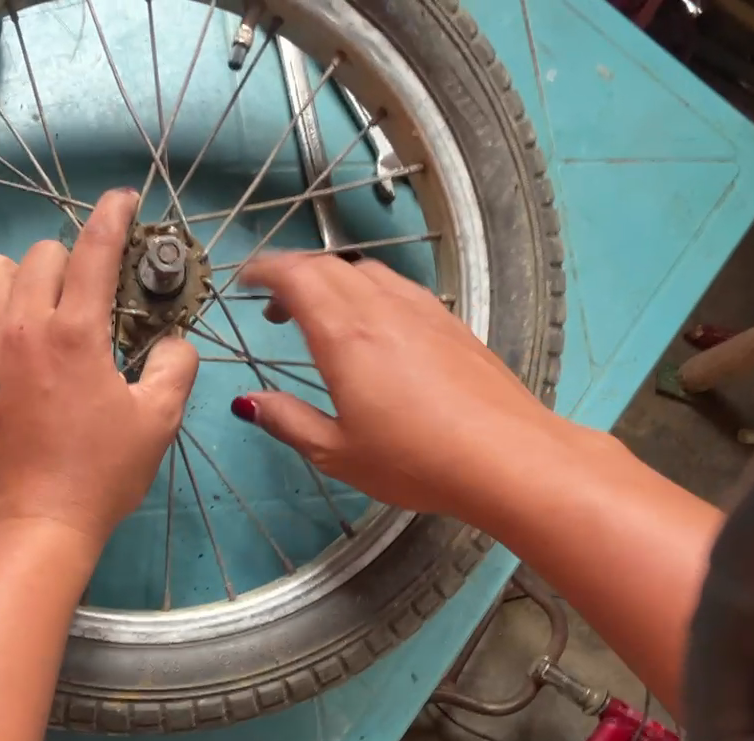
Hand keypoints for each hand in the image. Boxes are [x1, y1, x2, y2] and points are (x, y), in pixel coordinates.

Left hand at [0, 189, 198, 545]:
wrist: (43, 523)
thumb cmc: (104, 473)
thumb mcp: (159, 420)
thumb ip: (176, 365)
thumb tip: (173, 340)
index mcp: (76, 332)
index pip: (94, 248)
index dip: (112, 214)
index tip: (122, 201)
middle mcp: (23, 328)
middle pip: (39, 255)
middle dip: (68, 262)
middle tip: (85, 296)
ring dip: (16, 281)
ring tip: (34, 311)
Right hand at [232, 254, 562, 516]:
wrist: (506, 458)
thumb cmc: (413, 460)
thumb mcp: (336, 452)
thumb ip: (287, 421)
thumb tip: (250, 403)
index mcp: (345, 335)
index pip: (297, 277)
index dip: (266, 270)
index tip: (247, 280)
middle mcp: (382, 309)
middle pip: (329, 267)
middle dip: (294, 276)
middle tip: (276, 308)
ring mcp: (423, 311)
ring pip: (367, 272)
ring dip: (333, 282)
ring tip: (321, 316)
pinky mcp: (451, 323)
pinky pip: (399, 288)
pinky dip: (368, 292)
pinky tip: (374, 329)